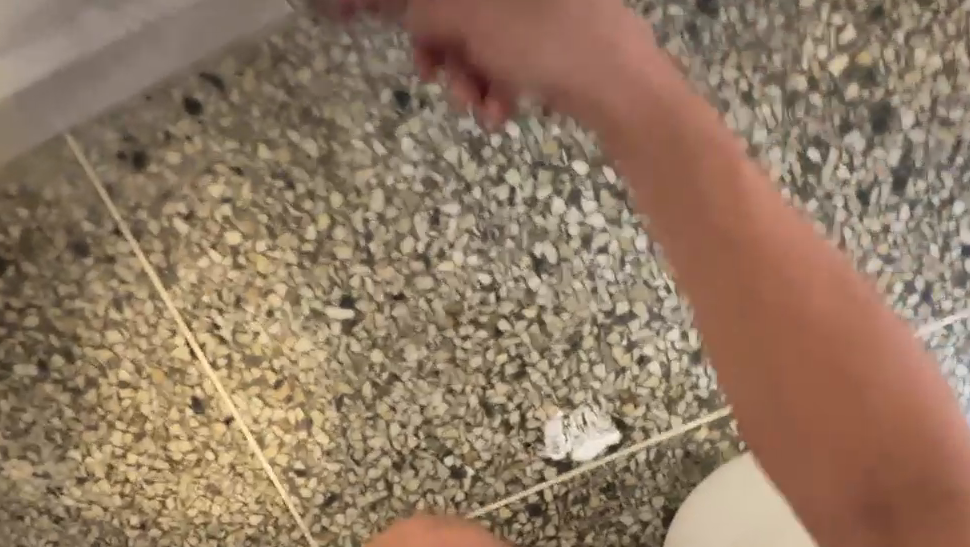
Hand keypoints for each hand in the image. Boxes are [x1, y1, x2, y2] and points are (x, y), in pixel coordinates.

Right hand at [331, 0, 667, 128]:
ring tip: (479, 106)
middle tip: (435, 78)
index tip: (349, 18)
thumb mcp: (473, 19)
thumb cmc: (546, 39)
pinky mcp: (550, 42)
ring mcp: (536, 11)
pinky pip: (507, 61)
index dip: (401, 12)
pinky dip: (496, 88)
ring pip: (478, 41)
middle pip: (454, 11)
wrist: (620, 86)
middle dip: (442, 50)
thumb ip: (426, 11)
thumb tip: (410, 16)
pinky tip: (500, 112)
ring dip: (468, 79)